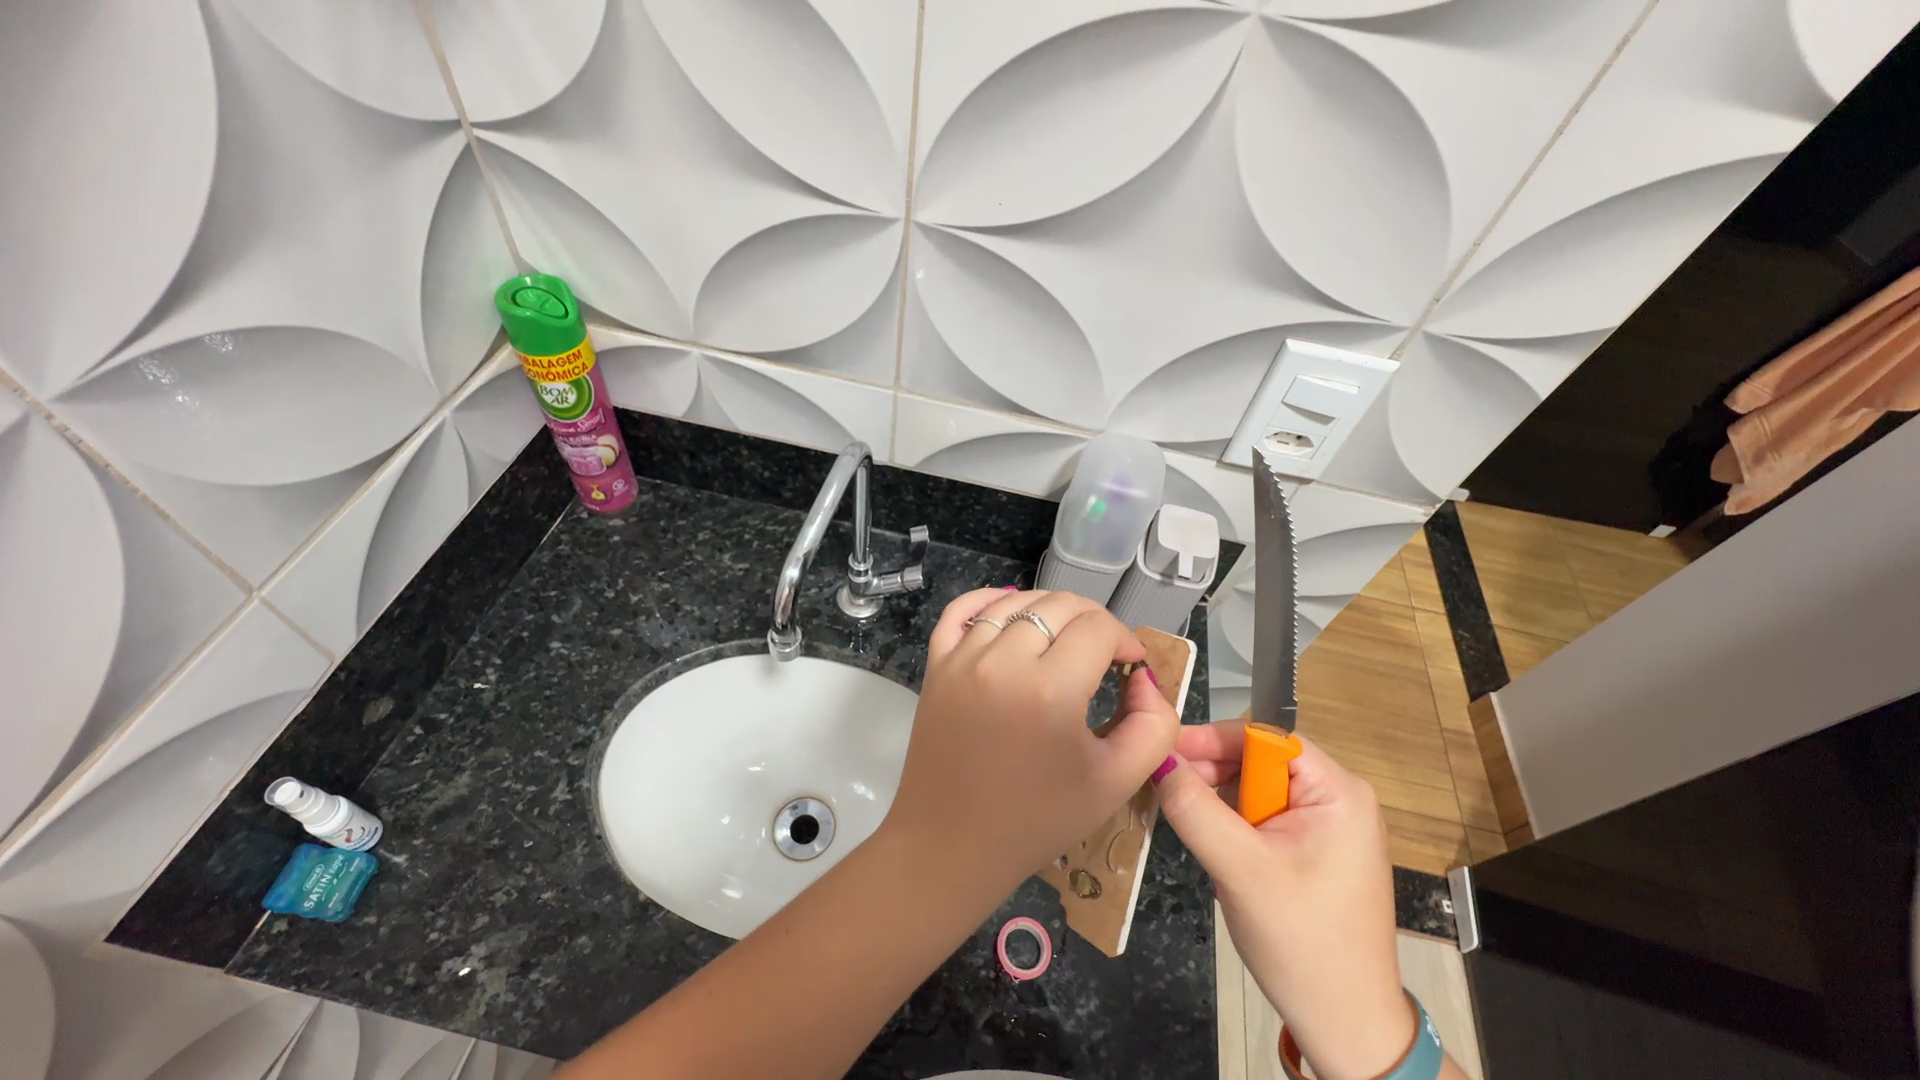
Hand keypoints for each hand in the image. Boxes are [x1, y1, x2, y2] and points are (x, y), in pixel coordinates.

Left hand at [879, 588, 1181, 896]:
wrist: (951, 844)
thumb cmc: (1037, 820)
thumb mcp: (1116, 783)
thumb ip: (1154, 726)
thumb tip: (1143, 678)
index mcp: (1049, 690)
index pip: (1100, 628)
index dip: (1127, 640)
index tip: (1131, 668)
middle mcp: (1002, 661)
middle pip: (1061, 606)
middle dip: (1094, 622)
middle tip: (1105, 657)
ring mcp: (962, 658)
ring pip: (1016, 602)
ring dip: (1050, 612)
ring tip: (1065, 642)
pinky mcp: (936, 665)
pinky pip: (962, 609)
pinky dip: (991, 601)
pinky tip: (1013, 615)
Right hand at [1156, 724, 1414, 1079]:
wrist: (1345, 1024)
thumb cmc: (1302, 943)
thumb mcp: (1241, 871)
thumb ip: (1197, 811)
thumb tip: (1158, 759)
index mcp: (1339, 792)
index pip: (1267, 738)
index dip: (1214, 739)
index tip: (1164, 751)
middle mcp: (1338, 799)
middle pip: (1260, 760)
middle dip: (1211, 770)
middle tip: (1162, 786)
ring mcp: (1327, 827)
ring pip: (1257, 790)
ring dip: (1217, 799)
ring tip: (1179, 815)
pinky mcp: (1313, 852)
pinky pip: (1263, 818)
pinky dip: (1231, 824)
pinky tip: (1207, 841)